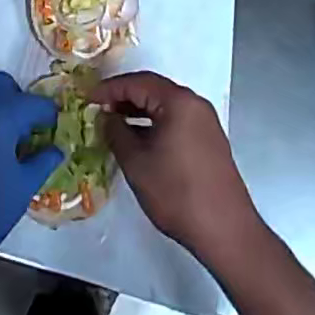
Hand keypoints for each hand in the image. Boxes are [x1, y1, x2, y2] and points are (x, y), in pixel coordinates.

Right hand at [91, 71, 259, 258]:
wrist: (226, 232)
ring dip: (139, 110)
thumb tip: (106, 117)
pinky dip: (155, 123)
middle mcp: (195, 103)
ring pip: (165, 105)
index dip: (109, 89)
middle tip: (99, 108)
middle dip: (124, 96)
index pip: (137, 82)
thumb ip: (116, 132)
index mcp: (178, 101)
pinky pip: (176, 119)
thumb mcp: (136, 162)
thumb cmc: (177, 193)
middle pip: (153, 89)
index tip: (88, 98)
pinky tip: (140, 139)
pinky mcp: (209, 140)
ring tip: (115, 123)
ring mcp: (205, 122)